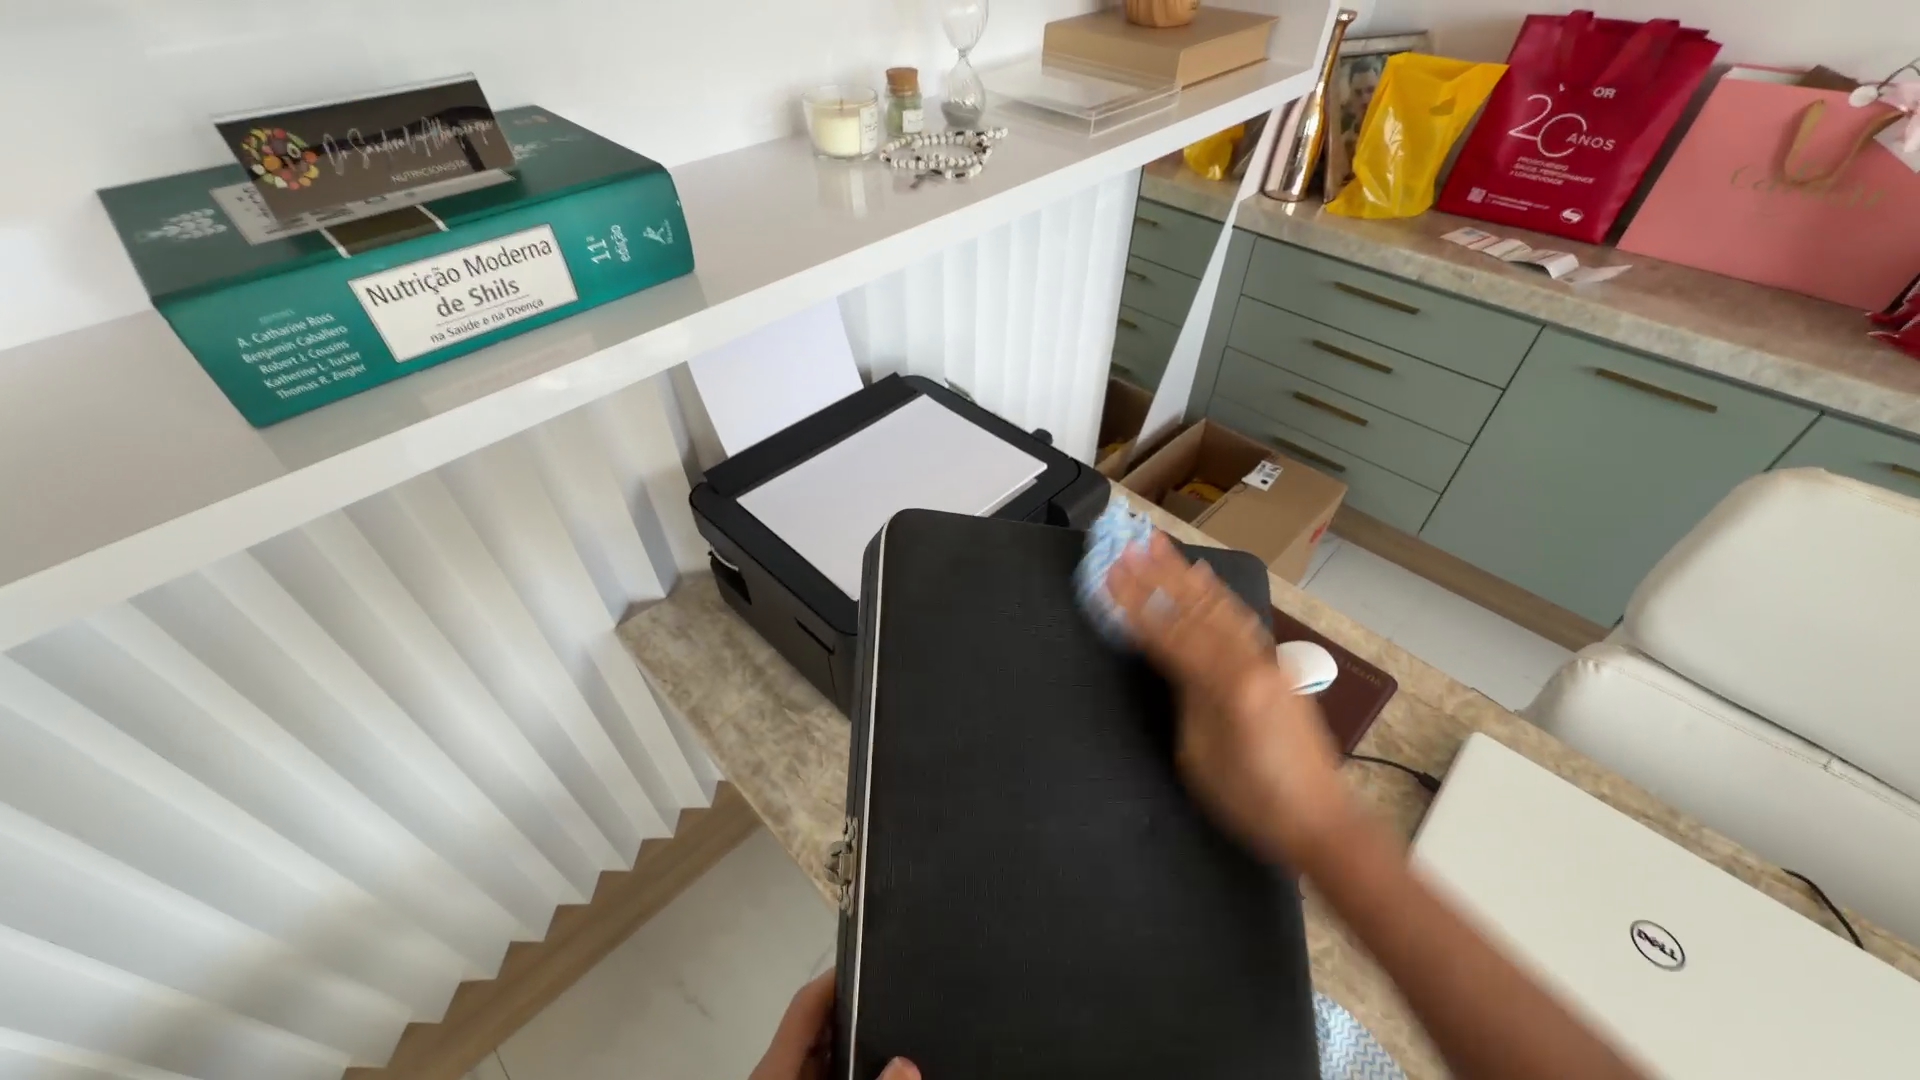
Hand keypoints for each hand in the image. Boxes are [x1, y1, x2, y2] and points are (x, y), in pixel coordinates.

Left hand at [749, 971, 919, 1079]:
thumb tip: (908, 1064)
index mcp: (775, 1072)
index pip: (804, 1007)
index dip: (834, 978)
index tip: (870, 955)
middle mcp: (780, 1079)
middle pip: (818, 1034)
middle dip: (858, 1015)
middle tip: (903, 997)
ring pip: (826, 1064)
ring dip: (860, 1053)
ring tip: (906, 1034)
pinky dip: (853, 1076)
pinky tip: (888, 1077)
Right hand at [1107, 534, 1351, 866]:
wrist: (1322, 819)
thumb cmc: (1253, 800)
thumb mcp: (1199, 756)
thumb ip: (1186, 700)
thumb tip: (1172, 666)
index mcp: (1225, 686)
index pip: (1167, 634)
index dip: (1134, 604)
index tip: (1109, 575)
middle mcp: (1249, 662)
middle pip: (1193, 609)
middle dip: (1156, 576)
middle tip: (1128, 546)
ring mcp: (1266, 660)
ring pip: (1217, 606)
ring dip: (1184, 575)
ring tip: (1159, 547)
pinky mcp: (1275, 667)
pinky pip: (1239, 619)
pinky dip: (1217, 594)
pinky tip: (1205, 580)